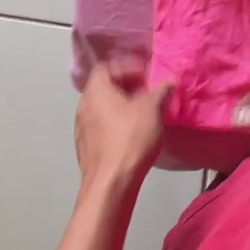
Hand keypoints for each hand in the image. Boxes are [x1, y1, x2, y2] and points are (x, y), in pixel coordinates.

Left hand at [75, 61, 172, 191]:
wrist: (111, 183)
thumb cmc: (130, 138)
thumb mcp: (153, 109)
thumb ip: (161, 90)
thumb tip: (168, 82)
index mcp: (96, 90)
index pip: (107, 66)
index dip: (128, 67)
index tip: (147, 76)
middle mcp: (83, 105)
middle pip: (104, 87)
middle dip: (128, 87)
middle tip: (149, 94)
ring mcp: (81, 128)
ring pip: (103, 108)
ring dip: (122, 107)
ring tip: (144, 115)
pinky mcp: (85, 148)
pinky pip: (101, 127)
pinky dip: (116, 124)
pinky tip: (132, 135)